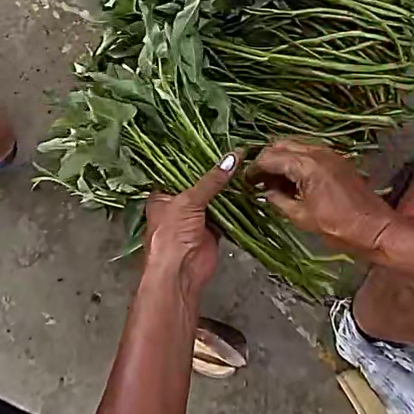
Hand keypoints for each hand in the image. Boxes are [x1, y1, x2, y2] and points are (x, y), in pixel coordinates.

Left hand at [142, 152, 240, 295]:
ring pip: (215, 197)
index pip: (180, 169)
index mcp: (164, 194)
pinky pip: (227, 212)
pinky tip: (249, 188)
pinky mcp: (213, 229)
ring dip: (229, 187)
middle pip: (201, 182)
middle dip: (217, 171)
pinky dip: (237, 204)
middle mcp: (179, 203)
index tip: (217, 141)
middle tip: (237, 151)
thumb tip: (233, 157)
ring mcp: (196, 216)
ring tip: (247, 164)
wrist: (180, 273)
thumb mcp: (189, 200)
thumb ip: (212, 180)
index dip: (197, 156)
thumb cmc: (171, 235)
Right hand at [249, 139, 395, 255]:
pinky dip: (297, 161)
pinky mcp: (338, 160)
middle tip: (257, 180)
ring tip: (272, 182)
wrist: (376, 228)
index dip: (254, 169)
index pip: (270, 158)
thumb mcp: (302, 217)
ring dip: (282, 159)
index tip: (245, 181)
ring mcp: (330, 153)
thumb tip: (265, 193)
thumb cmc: (339, 227)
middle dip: (266, 160)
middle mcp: (318, 152)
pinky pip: (310, 152)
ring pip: (296, 146)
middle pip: (281, 145)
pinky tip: (292, 180)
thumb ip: (279, 201)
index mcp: (307, 165)